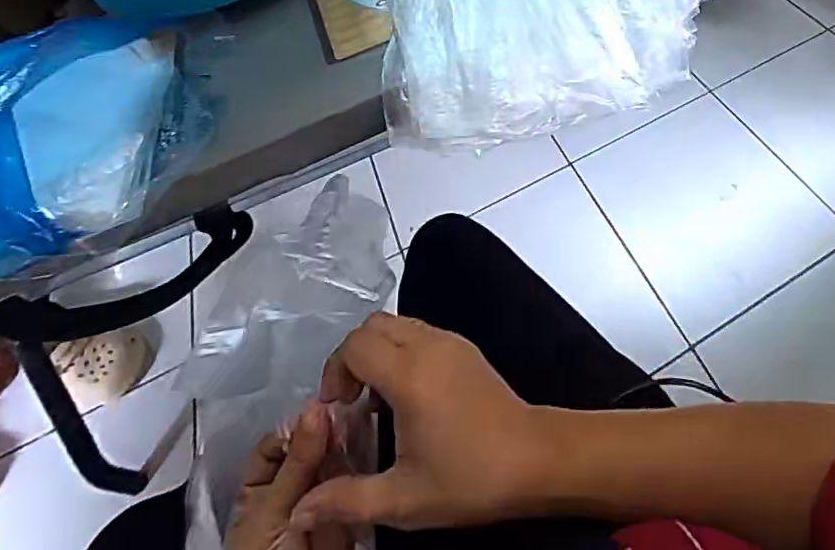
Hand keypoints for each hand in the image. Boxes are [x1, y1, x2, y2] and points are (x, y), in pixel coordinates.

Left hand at [227, 404, 352, 549]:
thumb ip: (297, 462)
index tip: (325, 407)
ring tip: (365, 429)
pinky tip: (372, 453)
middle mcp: (294, 487)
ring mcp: (322, 501)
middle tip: (352, 411)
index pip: (282, 439)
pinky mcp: (348, 516)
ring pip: (339, 461)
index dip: (301, 423)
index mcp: (263, 484)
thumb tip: (315, 407)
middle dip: (332, 431)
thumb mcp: (272, 512)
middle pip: (315, 446)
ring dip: (350, 447)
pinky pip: (357, 486)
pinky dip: (364, 471)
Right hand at [289, 314, 552, 533]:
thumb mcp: (404, 498)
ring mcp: (449, 341)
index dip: (335, 371)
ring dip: (377, 351)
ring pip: (397, 324)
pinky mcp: (464, 346)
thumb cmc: (469, 477)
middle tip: (351, 399)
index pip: (355, 344)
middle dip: (352, 356)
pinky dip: (401, 350)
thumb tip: (301, 509)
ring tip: (377, 399)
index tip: (338, 408)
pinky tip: (408, 393)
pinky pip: (419, 332)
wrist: (533, 457)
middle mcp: (428, 345)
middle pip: (372, 325)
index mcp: (409, 374)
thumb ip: (347, 499)